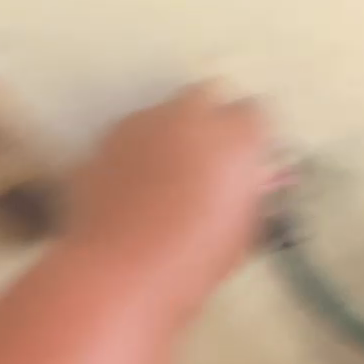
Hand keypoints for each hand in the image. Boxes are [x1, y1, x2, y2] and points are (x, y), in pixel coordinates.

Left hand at [62, 84, 274, 307]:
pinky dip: (147, 150)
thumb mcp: (247, 226)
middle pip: (208, 93)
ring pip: (167, 111)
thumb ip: (254, 191)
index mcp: (234, 140)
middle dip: (219, 116)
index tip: (260, 156)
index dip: (260, 134)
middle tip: (223, 154)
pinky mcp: (103, 140)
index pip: (259, 112)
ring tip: (182, 173)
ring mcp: (138, 124)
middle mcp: (186, 118)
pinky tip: (148, 186)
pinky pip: (136, 134)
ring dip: (180, 132)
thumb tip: (258, 177)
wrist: (124, 270)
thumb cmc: (202, 256)